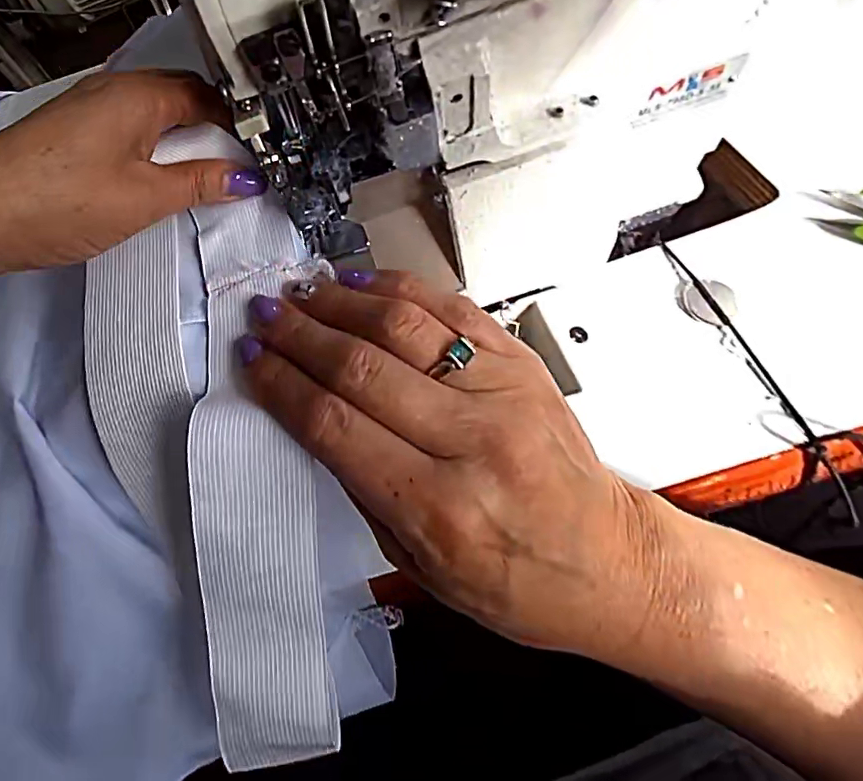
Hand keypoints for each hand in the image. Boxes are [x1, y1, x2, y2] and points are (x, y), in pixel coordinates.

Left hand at [0, 69, 261, 275]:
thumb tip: (244, 179)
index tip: (253, 156)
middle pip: (183, 98)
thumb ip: (202, 184)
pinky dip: (151, 147)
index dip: (238, 126)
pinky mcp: (70, 130)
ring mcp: (87, 107)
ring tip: (194, 177)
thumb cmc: (52, 200)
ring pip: (154, 113)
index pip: (210, 96)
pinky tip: (150, 178)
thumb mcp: (147, 197)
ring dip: (181, 139)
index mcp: (139, 95)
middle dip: (213, 129)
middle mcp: (112, 90)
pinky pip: (128, 127)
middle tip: (230, 167)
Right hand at [237, 271, 682, 663]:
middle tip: (267, 314)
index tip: (256, 360)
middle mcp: (473, 439)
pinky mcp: (521, 364)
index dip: (283, 384)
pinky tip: (367, 282)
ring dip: (344, 301)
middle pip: (362, 366)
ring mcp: (503, 391)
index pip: (335, 424)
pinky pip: (454, 309)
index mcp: (439, 505)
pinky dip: (402, 288)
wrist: (606, 558)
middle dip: (302, 334)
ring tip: (305, 291)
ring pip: (404, 324)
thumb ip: (364, 488)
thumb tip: (316, 418)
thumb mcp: (421, 566)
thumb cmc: (521, 579)